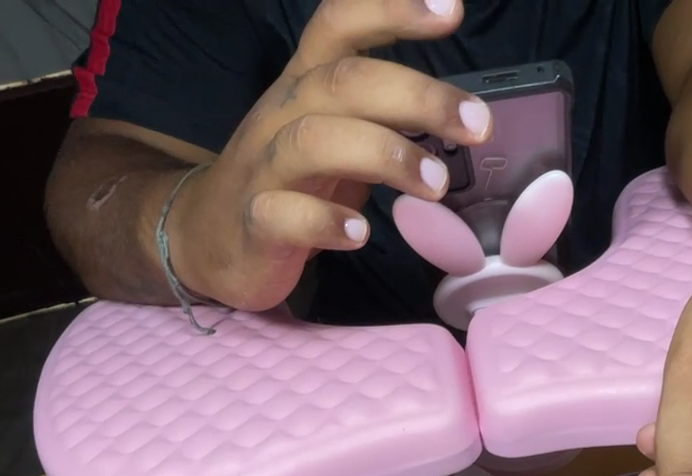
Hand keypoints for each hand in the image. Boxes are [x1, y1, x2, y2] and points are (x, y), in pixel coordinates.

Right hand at [164, 0, 491, 311]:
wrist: (211, 237)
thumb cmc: (292, 182)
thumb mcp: (337, 135)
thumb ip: (386, 119)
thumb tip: (462, 118)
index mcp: (307, 85)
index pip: (340, 24)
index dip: (392, 8)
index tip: (453, 9)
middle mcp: (283, 115)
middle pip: (344, 82)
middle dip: (417, 96)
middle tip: (479, 125)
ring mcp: (265, 169)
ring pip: (314, 141)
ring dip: (384, 155)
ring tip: (436, 185)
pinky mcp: (256, 226)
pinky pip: (283, 215)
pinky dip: (325, 222)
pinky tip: (361, 234)